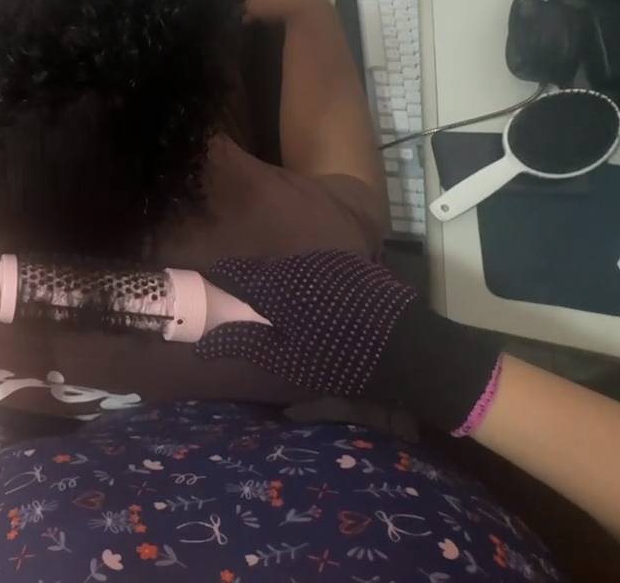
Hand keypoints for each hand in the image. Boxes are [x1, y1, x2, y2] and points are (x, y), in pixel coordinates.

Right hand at [197, 251, 505, 434]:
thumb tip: (205, 340)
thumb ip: (244, 342)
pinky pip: (314, 267)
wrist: (415, 349)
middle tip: (248, 310)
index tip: (212, 295)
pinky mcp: (350, 263)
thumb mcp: (288, 360)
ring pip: (287, 266)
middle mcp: (295, 262)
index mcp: (274, 283)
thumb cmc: (344, 359)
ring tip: (283, 310)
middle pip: (259, 266)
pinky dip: (306, 282)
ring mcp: (325, 258)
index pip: (231, 270)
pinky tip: (317, 306)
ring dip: (279, 283)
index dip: (219, 281)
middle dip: (249, 284)